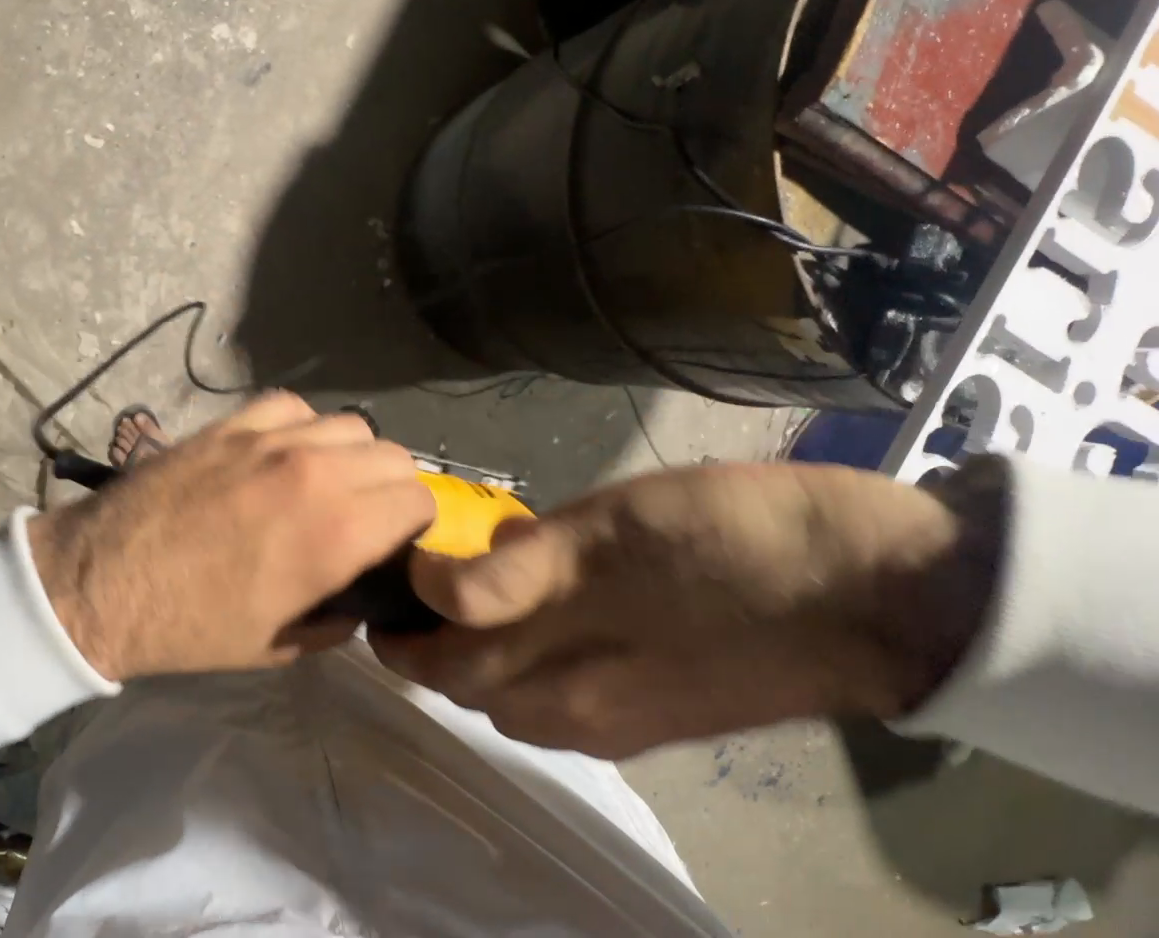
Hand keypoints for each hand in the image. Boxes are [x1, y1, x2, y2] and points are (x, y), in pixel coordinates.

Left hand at [27, 392, 435, 680]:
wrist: (99, 583)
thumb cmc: (189, 626)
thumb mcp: (278, 646)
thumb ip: (337, 619)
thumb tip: (357, 597)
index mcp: (335, 534)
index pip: (418, 500)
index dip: (415, 525)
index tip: (394, 543)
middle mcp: (314, 473)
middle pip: (394, 455)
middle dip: (391, 488)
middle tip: (364, 516)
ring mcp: (269, 440)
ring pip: (350, 425)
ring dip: (352, 454)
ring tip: (325, 481)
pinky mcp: (230, 424)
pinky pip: (292, 405)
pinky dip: (301, 426)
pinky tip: (283, 452)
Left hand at [370, 459, 1005, 758]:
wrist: (874, 587)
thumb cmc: (722, 545)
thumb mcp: (598, 536)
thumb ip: (506, 572)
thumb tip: (428, 581)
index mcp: (553, 683)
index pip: (439, 670)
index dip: (398, 632)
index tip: (382, 584)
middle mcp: (576, 717)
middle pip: (472, 688)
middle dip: (432, 643)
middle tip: (418, 582)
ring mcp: (622, 719)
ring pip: (516, 695)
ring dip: (480, 652)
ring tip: (470, 592)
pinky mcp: (661, 710)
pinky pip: (565, 696)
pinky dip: (530, 659)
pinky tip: (542, 610)